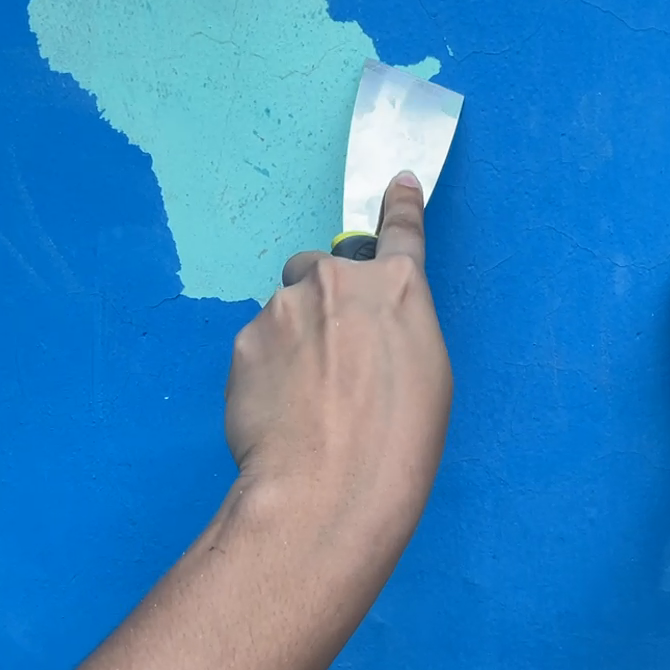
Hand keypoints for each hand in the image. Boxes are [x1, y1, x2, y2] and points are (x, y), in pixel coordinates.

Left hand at [225, 172, 452, 549]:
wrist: (328, 487)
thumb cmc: (399, 444)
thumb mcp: (426, 378)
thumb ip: (395, 331)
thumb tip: (366, 330)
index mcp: (398, 289)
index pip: (400, 233)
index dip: (400, 208)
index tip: (397, 182)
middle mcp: (337, 282)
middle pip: (321, 271)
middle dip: (323, 301)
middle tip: (329, 359)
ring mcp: (284, 306)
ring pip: (285, 310)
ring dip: (293, 338)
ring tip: (301, 399)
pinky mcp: (244, 340)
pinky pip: (257, 345)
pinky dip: (266, 369)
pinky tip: (277, 411)